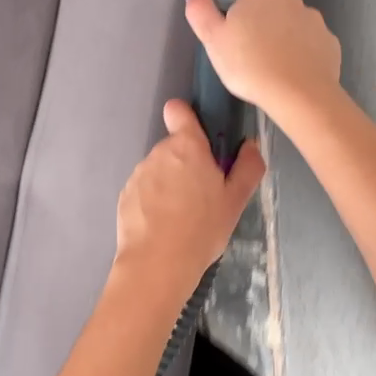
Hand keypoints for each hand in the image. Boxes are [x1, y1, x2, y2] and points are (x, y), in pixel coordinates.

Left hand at [114, 101, 265, 290]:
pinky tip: (165, 226)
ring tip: (184, 216)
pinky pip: (145, 190)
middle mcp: (158, 153)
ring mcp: (138, 174)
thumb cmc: (202, 229)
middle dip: (188, 163)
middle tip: (205, 194)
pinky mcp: (125, 196)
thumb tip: (251, 145)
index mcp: (187, 147)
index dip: (188, 118)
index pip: (179, 110)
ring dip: (171, 183)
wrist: (157, 265)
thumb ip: (248, 168)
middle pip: (175, 147)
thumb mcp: (236, 201)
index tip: (201, 140)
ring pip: (160, 170)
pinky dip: (154, 201)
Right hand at [183, 0, 341, 120]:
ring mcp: (315, 22)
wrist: (298, 95)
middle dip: (267, 14)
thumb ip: (200, 10)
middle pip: (279, 0)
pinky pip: (312, 43)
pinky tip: (291, 71)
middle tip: (248, 41)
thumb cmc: (249, 64)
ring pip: (296, 22)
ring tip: (271, 61)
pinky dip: (303, 52)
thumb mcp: (213, 39)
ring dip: (285, 34)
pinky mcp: (330, 44)